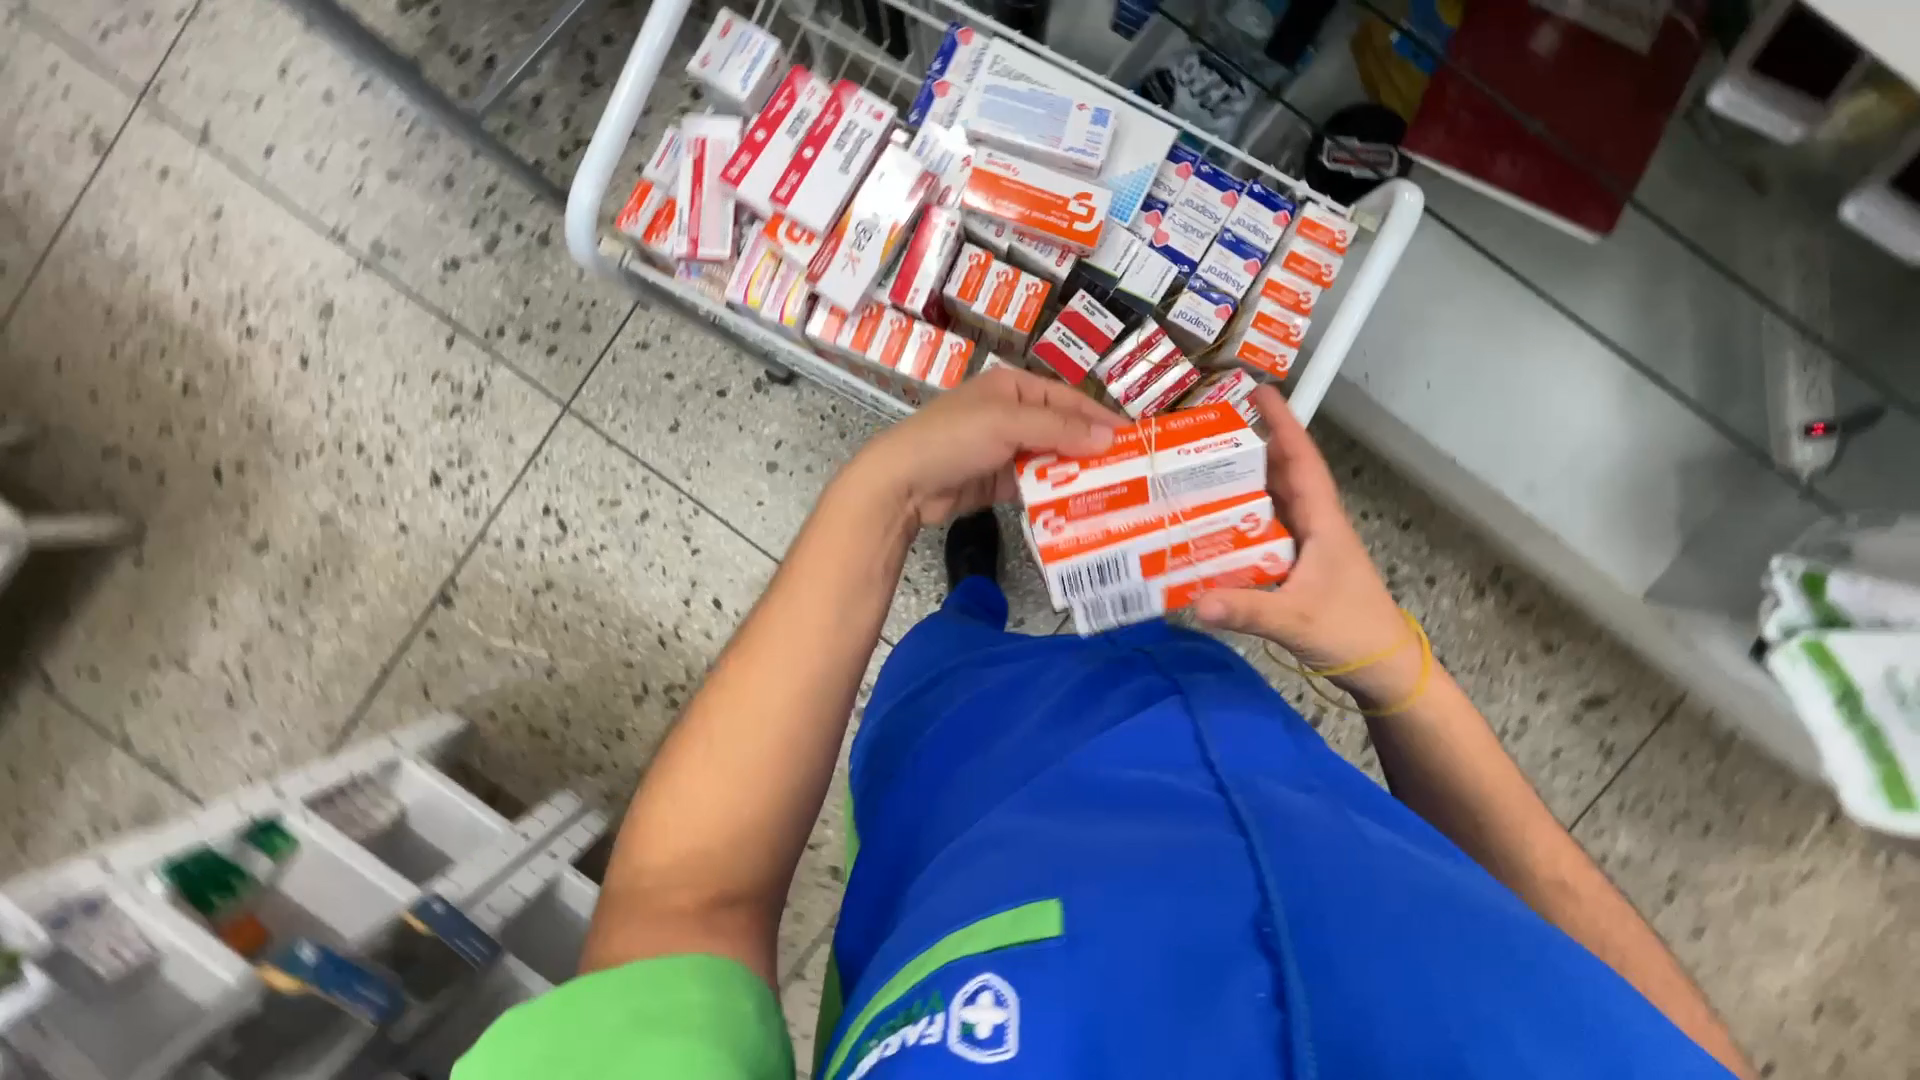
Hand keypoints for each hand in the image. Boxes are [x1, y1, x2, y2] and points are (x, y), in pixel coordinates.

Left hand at [843, 366, 1125, 529]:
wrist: (903, 482)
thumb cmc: (953, 438)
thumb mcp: (1007, 423)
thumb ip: (1058, 430)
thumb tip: (1109, 439)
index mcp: (1012, 388)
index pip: (1067, 399)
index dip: (1100, 417)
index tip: (1133, 438)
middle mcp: (1010, 414)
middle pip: (1061, 430)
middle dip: (1091, 448)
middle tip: (1129, 469)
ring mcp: (1002, 449)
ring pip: (1049, 459)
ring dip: (1074, 473)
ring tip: (1110, 490)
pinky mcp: (996, 481)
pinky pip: (1033, 485)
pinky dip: (1052, 493)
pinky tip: (1076, 505)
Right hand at [1192, 387, 1417, 704]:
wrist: (1384, 668)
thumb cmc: (1352, 632)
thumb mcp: (1296, 619)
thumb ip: (1247, 609)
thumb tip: (1195, 601)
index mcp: (1321, 520)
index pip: (1301, 460)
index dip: (1281, 423)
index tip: (1257, 390)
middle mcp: (1312, 524)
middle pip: (1279, 474)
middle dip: (1248, 446)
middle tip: (1204, 431)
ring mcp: (1304, 546)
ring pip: (1268, 502)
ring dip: (1239, 484)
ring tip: (1195, 470)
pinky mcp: (1294, 567)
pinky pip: (1260, 532)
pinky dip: (1236, 523)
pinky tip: (1207, 527)